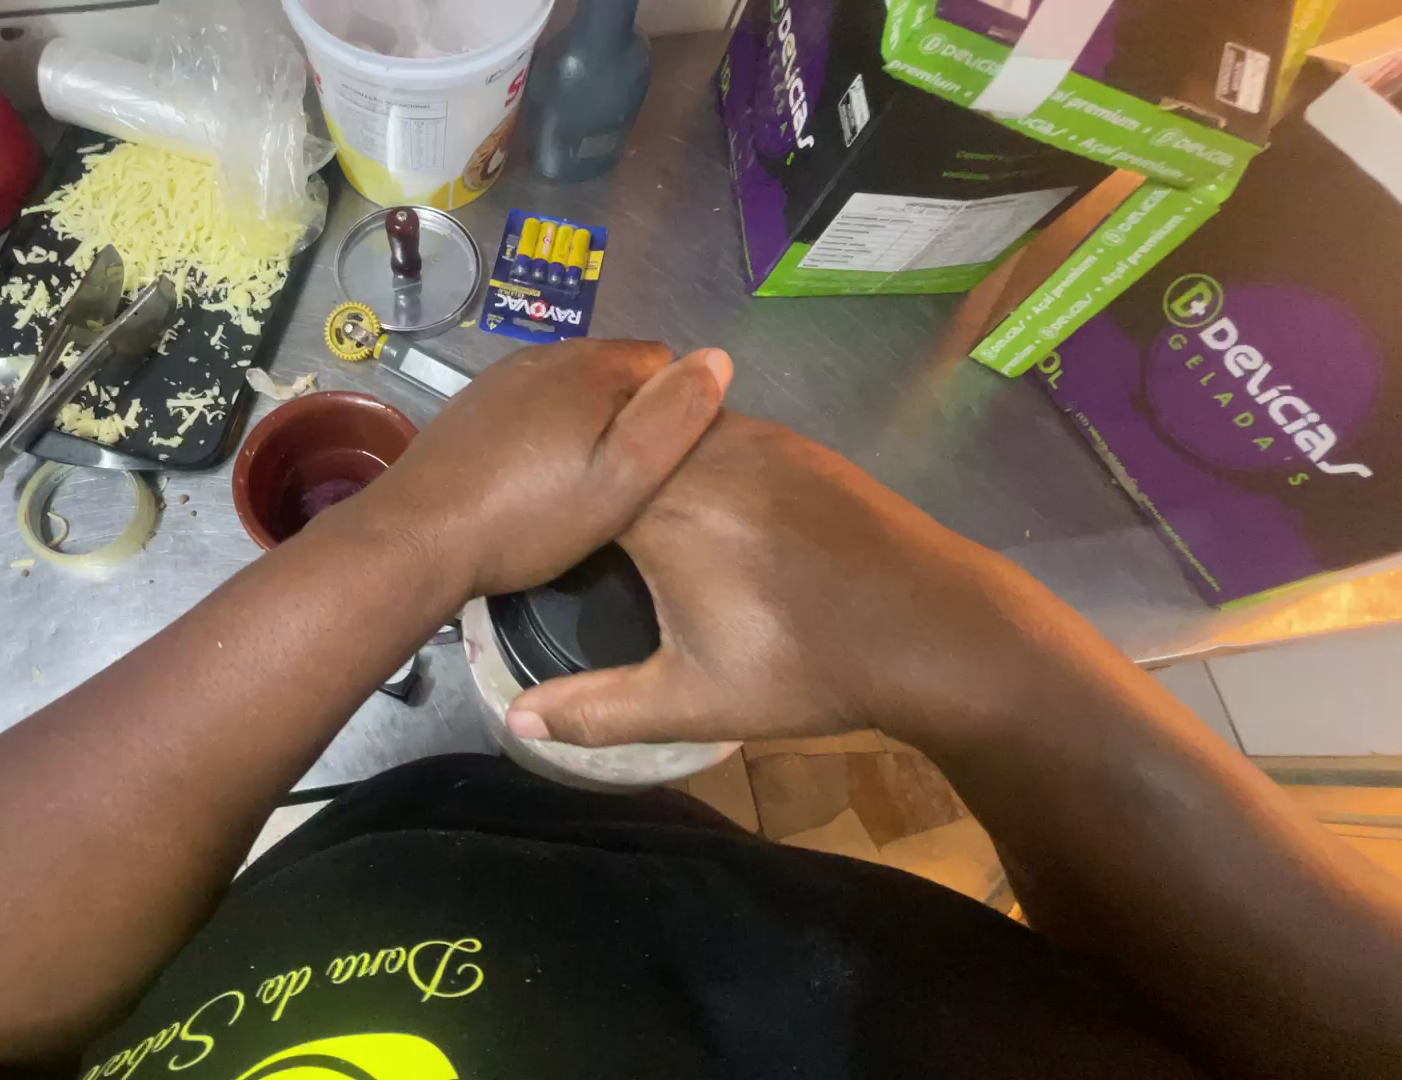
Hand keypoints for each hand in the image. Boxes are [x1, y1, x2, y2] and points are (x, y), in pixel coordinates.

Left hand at [344, 339, 731, 597]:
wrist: (418, 536)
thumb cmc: (528, 516)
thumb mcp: (621, 479)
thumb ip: (674, 417)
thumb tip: (717, 357)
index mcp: (588, 366)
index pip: (661, 362)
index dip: (669, 412)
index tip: (652, 467)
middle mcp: (542, 356)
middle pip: (612, 373)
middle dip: (624, 416)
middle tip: (612, 484)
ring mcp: (498, 380)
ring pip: (567, 390)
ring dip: (580, 424)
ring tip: (568, 486)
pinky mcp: (469, 408)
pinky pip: (526, 407)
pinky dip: (540, 432)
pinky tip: (525, 477)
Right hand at [506, 412, 1067, 749]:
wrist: (945, 636)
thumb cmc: (808, 669)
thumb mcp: (694, 702)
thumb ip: (595, 709)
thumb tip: (514, 720)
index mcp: (669, 512)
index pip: (577, 475)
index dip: (545, 494)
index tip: (527, 519)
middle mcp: (705, 455)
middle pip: (617, 434)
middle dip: (584, 461)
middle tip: (559, 496)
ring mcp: (756, 438)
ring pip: (665, 420)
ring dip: (633, 445)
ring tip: (609, 481)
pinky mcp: (792, 442)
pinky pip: (710, 422)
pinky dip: (678, 440)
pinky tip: (680, 480)